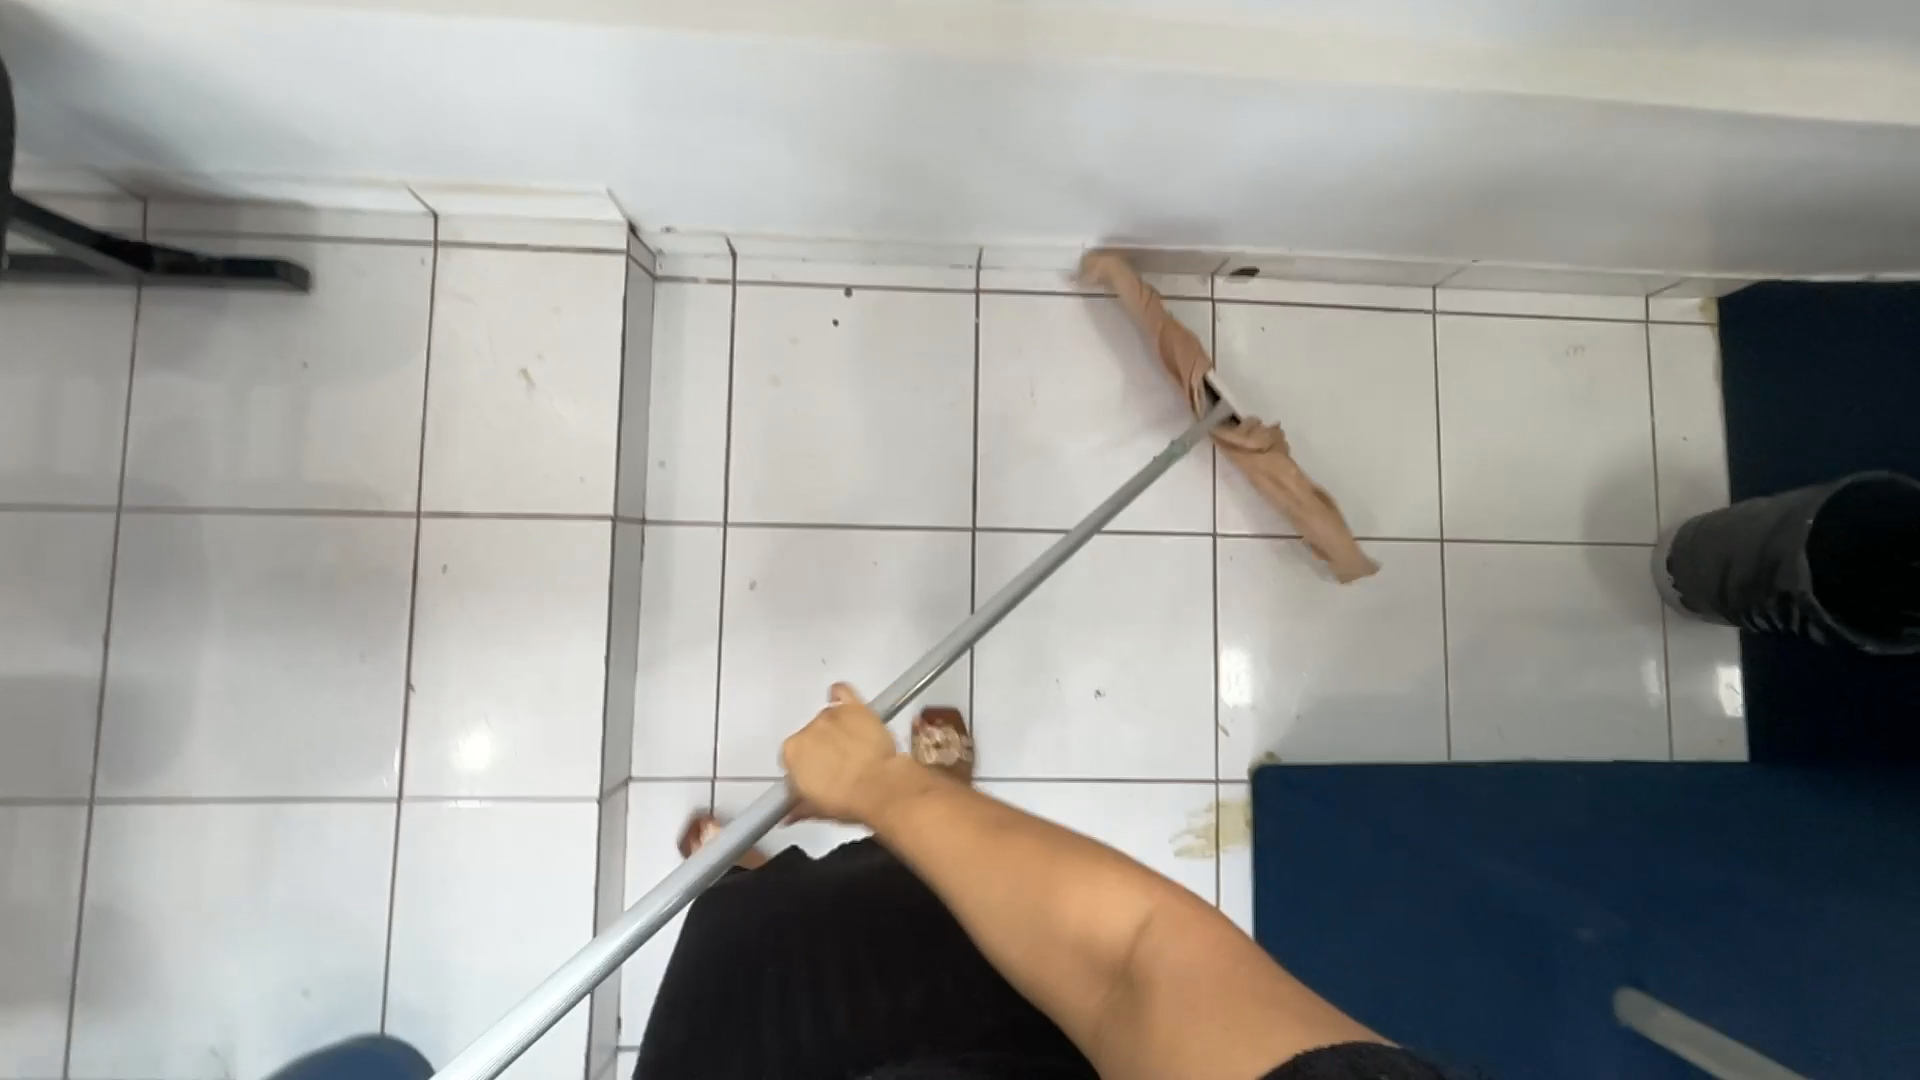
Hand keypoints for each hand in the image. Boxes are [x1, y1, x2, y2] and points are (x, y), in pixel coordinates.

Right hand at [781, 683, 912, 823]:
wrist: (880, 787)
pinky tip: (843, 701)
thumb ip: (799, 807)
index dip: (806, 767)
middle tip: (839, 765)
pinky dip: (840, 694)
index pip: (793, 756)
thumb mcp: (818, 810)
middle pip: (811, 735)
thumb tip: (791, 814)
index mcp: (792, 752)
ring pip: (828, 718)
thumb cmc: (847, 799)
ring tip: (852, 746)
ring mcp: (832, 715)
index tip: (817, 776)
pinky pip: (842, 691)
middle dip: (823, 748)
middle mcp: (808, 729)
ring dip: (836, 728)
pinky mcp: (854, 707)